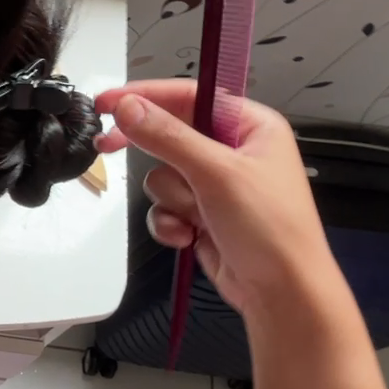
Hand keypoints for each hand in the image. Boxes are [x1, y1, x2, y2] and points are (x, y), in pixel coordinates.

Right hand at [94, 81, 343, 317]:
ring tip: (195, 217)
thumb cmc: (269, 228)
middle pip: (169, 135)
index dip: (146, 96)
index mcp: (250, 126)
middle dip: (150, 152)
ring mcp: (215, 185)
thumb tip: (127, 106)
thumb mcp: (216, 173)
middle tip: (106, 146)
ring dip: (171, 200)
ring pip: (161, 176)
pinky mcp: (201, 214)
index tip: (107, 101)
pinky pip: (164, 206)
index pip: (189, 96)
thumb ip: (167, 137)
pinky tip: (188, 236)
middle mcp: (232, 150)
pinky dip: (170, 222)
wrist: (282, 293)